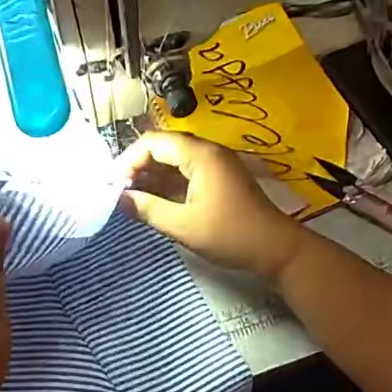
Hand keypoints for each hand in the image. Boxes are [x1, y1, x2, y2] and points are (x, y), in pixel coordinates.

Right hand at [119, 131, 305, 281]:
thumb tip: (118, 199)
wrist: (276, 249)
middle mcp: (208, 152)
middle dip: (138, 167)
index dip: (128, 160)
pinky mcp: (220, 180)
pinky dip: (167, 184)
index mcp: (200, 155)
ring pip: (174, 161)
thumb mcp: (183, 225)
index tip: (114, 185)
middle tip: (119, 192)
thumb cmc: (230, 235)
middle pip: (163, 148)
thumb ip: (147, 209)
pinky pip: (186, 173)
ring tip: (131, 199)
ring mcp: (216, 165)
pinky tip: (153, 202)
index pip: (153, 142)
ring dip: (151, 177)